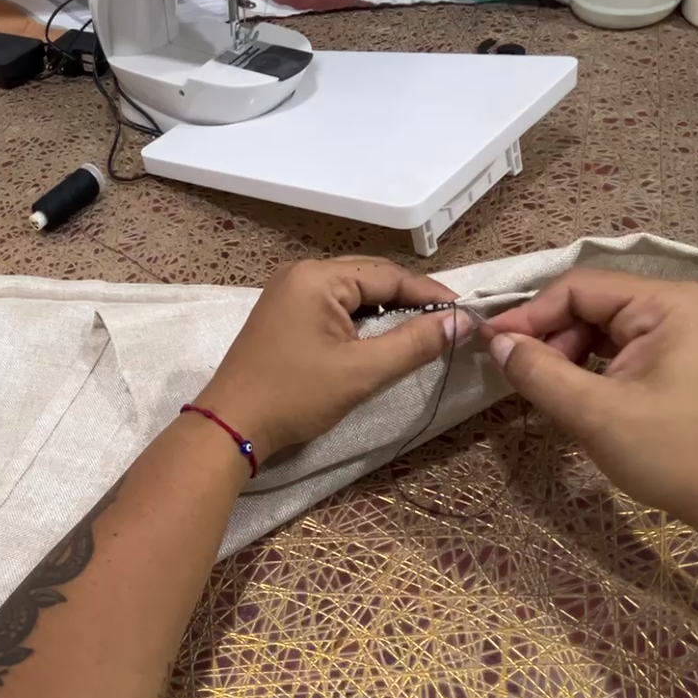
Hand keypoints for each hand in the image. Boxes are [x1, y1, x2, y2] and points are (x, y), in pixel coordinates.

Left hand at [196, 257, 470, 459]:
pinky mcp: (281, 314)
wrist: (232, 424)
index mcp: (317, 277)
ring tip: (419, 332)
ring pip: (351, 293)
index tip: (465, 313)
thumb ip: (414, 343)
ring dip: (384, 311)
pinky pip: (331, 306)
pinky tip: (378, 338)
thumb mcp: (361, 371)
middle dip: (408, 300)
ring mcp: (286, 293)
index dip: (430, 294)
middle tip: (447, 324)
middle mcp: (300, 274)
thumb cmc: (295, 396)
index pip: (388, 274)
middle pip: (369, 278)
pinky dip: (358, 320)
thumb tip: (461, 322)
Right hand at [482, 269, 697, 552]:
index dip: (528, 314)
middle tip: (521, 375)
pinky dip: (591, 366)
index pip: (579, 288)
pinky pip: (622, 348)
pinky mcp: (684, 360)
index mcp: (669, 303)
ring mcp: (687, 332)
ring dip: (567, 354)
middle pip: (591, 304)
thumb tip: (496, 343)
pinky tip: (577, 395)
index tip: (489, 345)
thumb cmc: (677, 452)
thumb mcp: (594, 412)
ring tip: (549, 390)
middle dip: (550, 336)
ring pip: (603, 328)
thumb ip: (537, 371)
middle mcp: (681, 306)